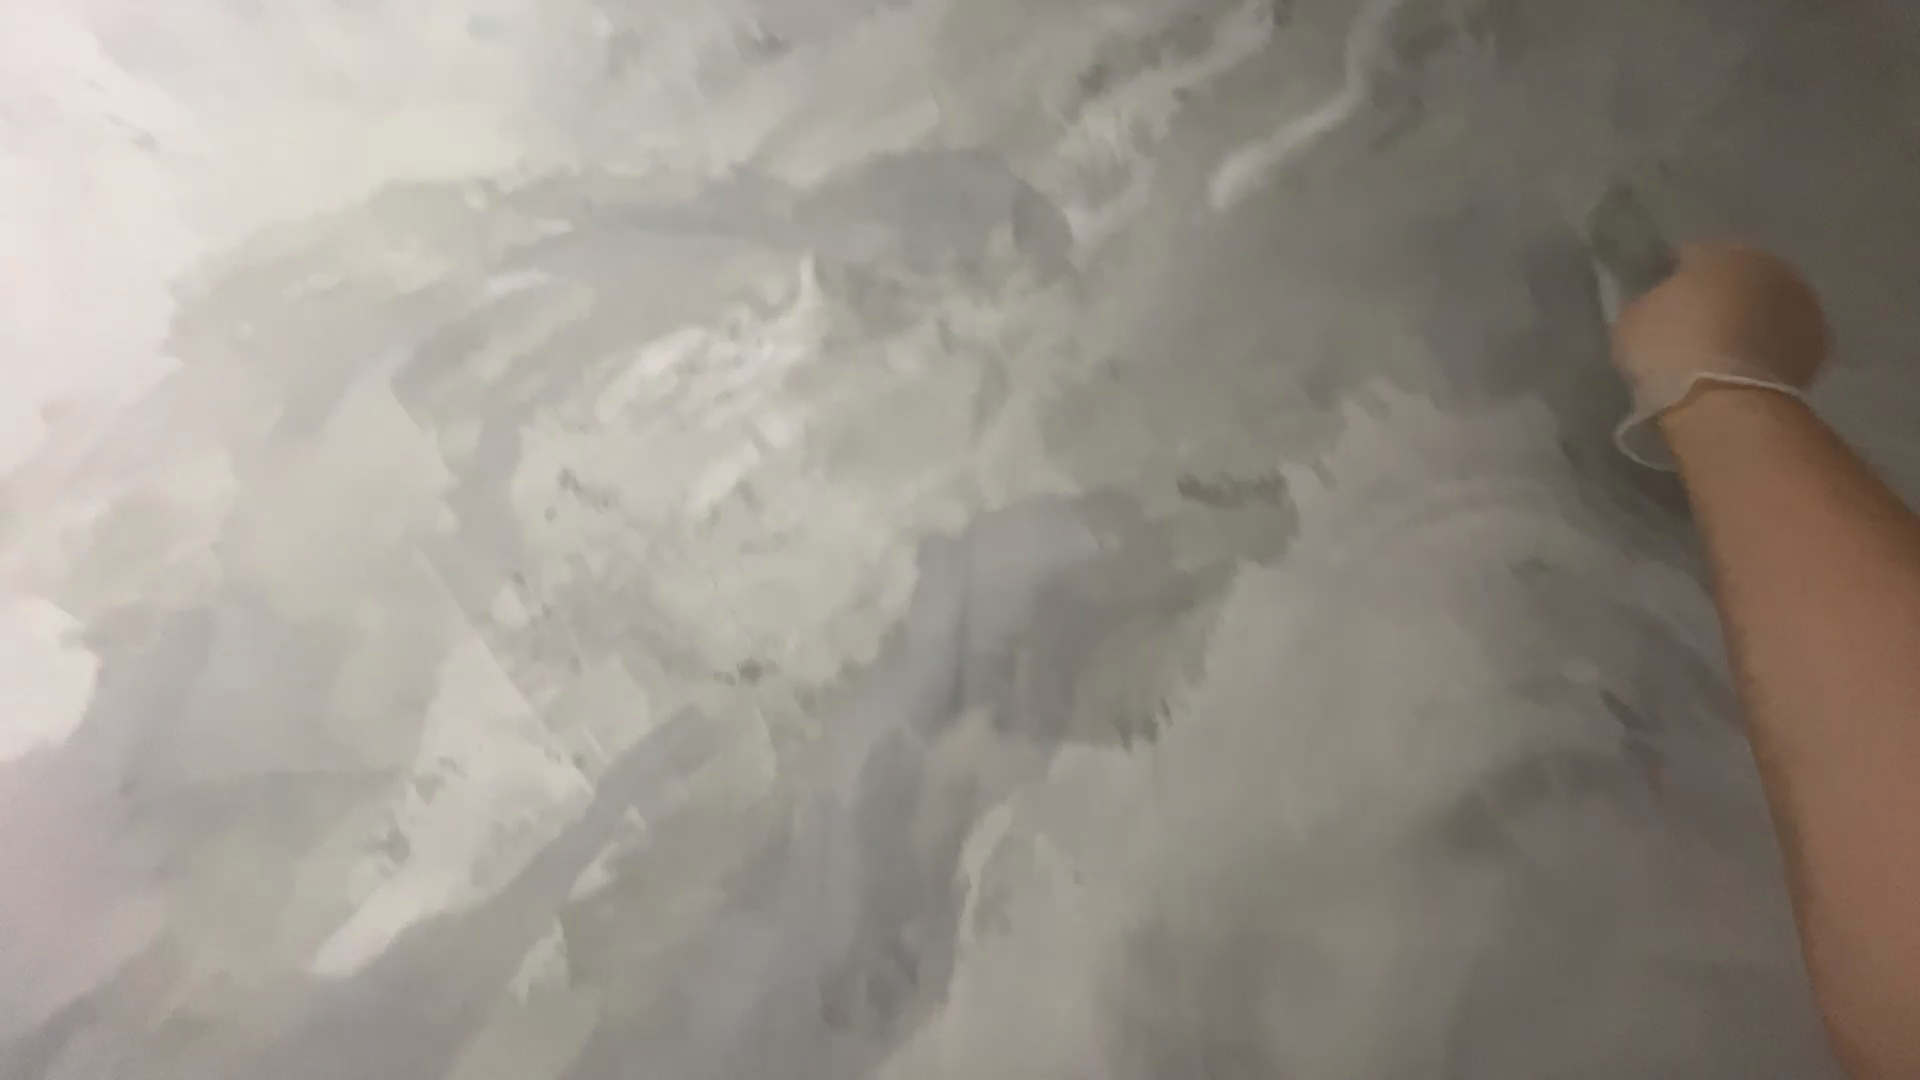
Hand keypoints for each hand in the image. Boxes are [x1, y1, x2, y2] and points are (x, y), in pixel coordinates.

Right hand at [1613, 242, 1830, 393]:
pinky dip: (1764, 343)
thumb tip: (1657, 298)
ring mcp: (1802, 303)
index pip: (1688, 254)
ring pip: (1763, 303)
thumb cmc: (1666, 350)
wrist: (1722, 397)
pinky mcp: (1817, 339)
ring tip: (1714, 348)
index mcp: (1721, 254)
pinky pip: (1781, 334)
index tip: (1653, 297)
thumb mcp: (1630, 321)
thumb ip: (1647, 300)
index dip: (1667, 275)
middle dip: (1714, 294)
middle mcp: (1771, 267)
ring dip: (1743, 317)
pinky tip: (1738, 365)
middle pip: (1735, 275)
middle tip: (1687, 323)